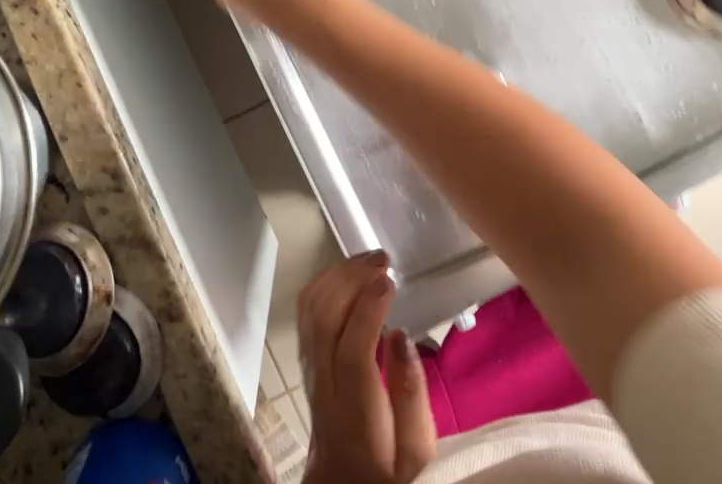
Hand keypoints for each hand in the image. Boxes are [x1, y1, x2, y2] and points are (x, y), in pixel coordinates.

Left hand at [299, 252, 434, 483]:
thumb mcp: (416, 447)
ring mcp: (309, 366)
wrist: (343, 480)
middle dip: (352, 281)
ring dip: (337, 276)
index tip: (389, 282)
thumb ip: (412, 394)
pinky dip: (323, 283)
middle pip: (325, 321)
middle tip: (382, 260)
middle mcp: (323, 381)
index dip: (368, 311)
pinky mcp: (306, 357)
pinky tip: (346, 271)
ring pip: (310, 311)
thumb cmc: (386, 462)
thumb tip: (400, 337)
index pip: (351, 350)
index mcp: (354, 407)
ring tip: (369, 259)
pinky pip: (305, 312)